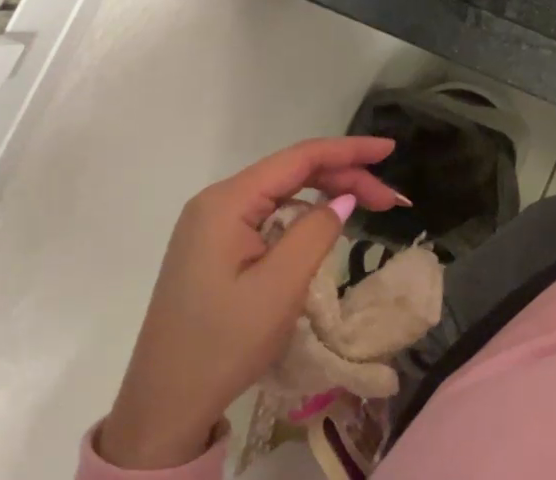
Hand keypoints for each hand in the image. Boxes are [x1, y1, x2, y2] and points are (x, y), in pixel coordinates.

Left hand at [96, 137, 404, 469]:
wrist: (165, 404)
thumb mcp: (281, 286)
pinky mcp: (215, 249)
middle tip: (390, 199)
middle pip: (293, 172)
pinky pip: (270, 215)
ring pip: (284, 193)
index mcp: (227, 203)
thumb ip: (317, 230)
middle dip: (345, 176)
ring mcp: (212, 227)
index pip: (299, 158)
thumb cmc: (224, 343)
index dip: (349, 150)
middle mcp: (216, 203)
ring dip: (329, 195)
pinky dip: (306, 215)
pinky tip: (328, 226)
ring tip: (371, 208)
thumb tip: (344, 198)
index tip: (390, 150)